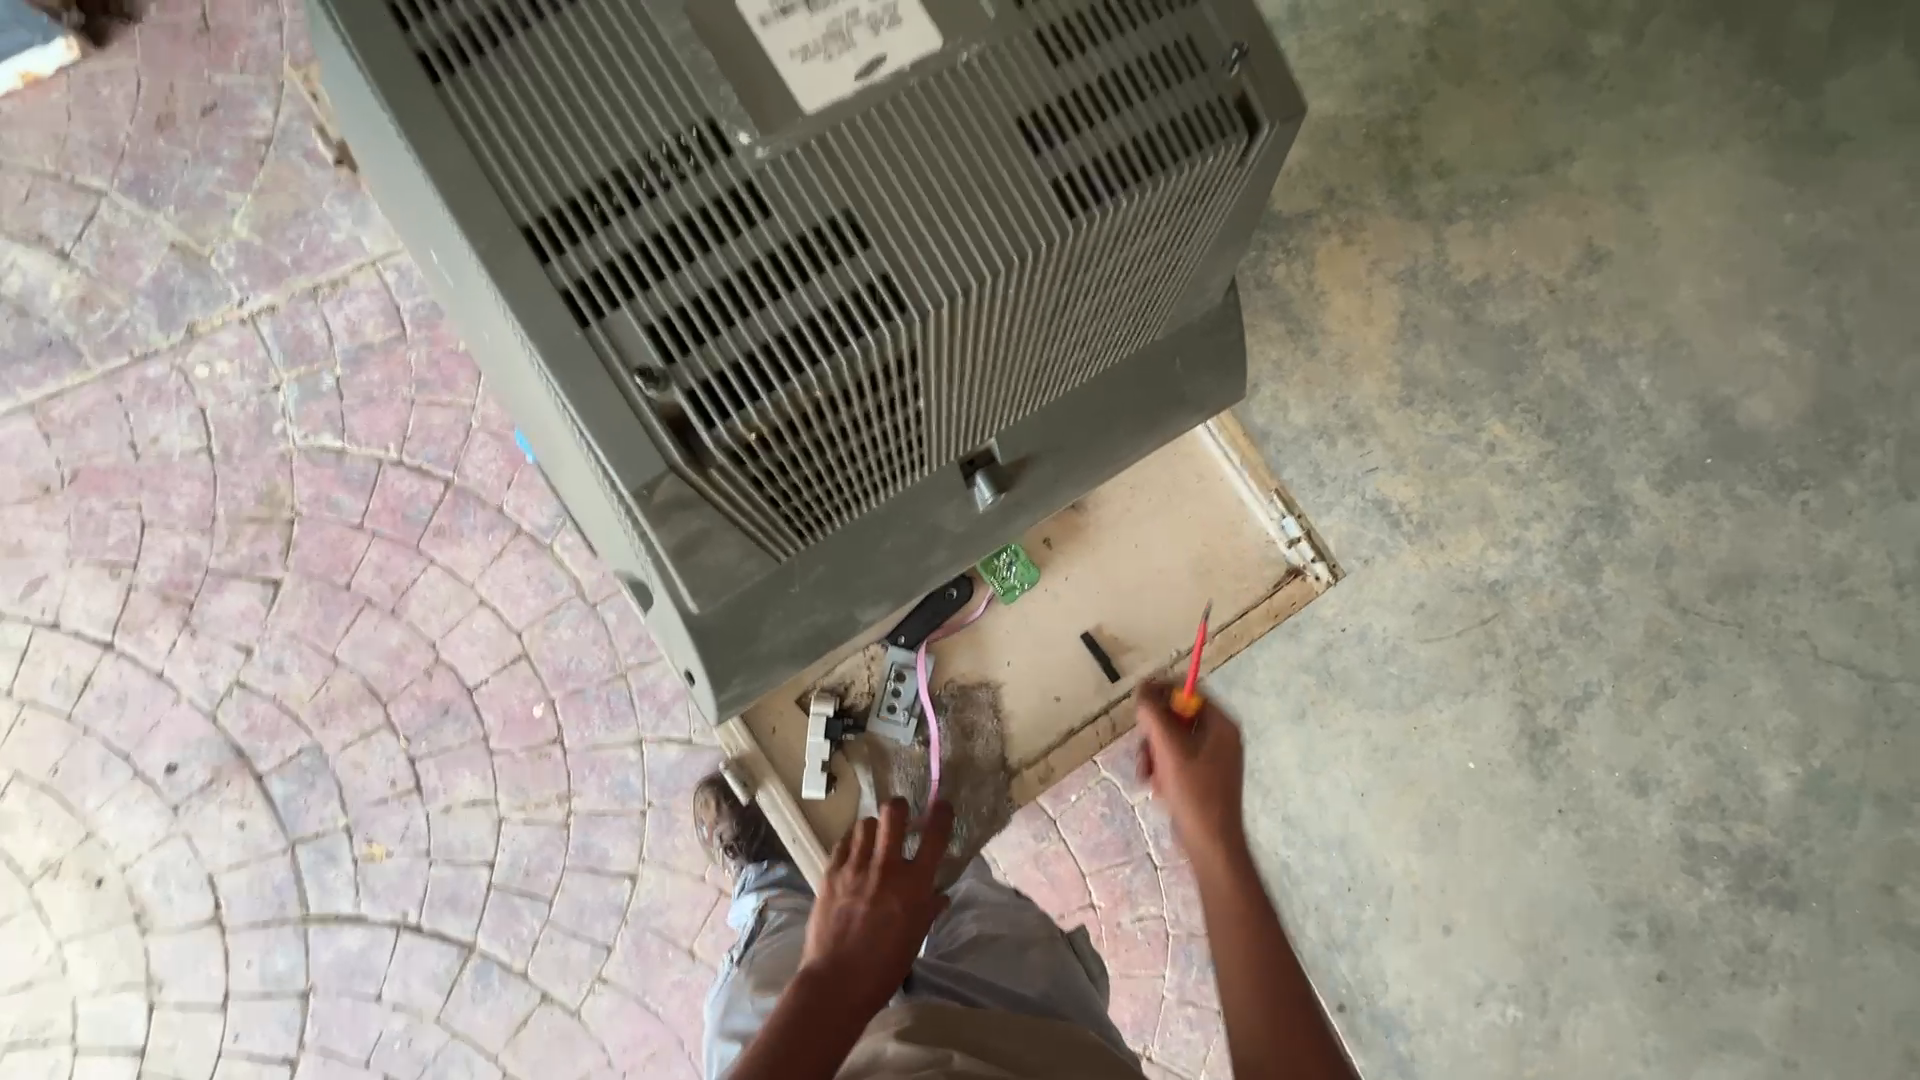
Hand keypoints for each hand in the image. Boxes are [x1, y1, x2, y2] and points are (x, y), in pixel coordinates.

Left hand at [801, 798, 954, 1015]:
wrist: (837, 982)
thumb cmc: (884, 967)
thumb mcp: (915, 939)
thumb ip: (928, 910)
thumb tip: (940, 895)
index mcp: (914, 885)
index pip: (935, 836)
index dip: (941, 814)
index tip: (942, 805)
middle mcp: (887, 868)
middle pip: (893, 814)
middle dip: (899, 807)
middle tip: (899, 816)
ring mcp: (856, 868)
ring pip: (865, 824)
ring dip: (873, 828)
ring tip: (873, 838)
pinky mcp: (830, 873)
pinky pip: (843, 843)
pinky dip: (851, 843)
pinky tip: (852, 854)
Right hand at [1135, 679, 1247, 862]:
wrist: (1210, 843)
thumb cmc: (1194, 792)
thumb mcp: (1168, 748)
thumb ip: (1154, 714)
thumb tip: (1143, 687)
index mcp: (1221, 724)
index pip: (1188, 690)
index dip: (1161, 691)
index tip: (1137, 700)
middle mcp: (1220, 736)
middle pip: (1177, 716)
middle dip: (1154, 733)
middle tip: (1143, 749)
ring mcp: (1213, 757)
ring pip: (1172, 739)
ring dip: (1153, 753)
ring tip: (1147, 774)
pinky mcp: (1204, 776)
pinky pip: (1176, 759)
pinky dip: (1161, 768)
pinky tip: (1156, 786)